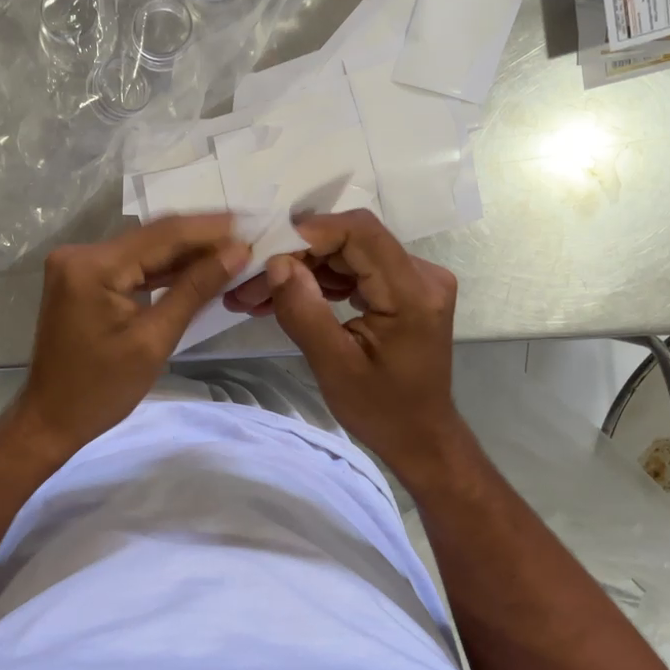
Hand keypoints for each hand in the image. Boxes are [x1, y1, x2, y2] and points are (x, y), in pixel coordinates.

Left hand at [10, 214, 248, 454]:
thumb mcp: (153, 341)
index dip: (210, 229)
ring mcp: (77, 266)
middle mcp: (79, 254)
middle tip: (250, 239)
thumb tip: (237, 252)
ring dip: (184, 255)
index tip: (253, 223)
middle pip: (152, 239)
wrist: (51, 418)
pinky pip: (129, 267)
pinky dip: (161, 272)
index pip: (163, 235)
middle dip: (201, 240)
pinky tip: (197, 271)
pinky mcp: (80, 280)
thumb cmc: (100, 390)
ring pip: (143, 251)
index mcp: (92, 266)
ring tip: (233, 254)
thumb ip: (194, 290)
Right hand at [232, 210, 463, 465]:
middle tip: (248, 285)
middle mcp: (422, 275)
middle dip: (295, 256)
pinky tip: (284, 298)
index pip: (360, 233)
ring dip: (301, 270)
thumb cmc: (381, 409)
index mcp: (412, 292)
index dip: (309, 233)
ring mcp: (415, 280)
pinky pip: (355, 271)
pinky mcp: (403, 290)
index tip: (262, 254)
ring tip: (254, 296)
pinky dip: (319, 282)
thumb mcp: (335, 366)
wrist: (420, 436)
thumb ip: (305, 312)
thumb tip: (276, 265)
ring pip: (348, 254)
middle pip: (351, 241)